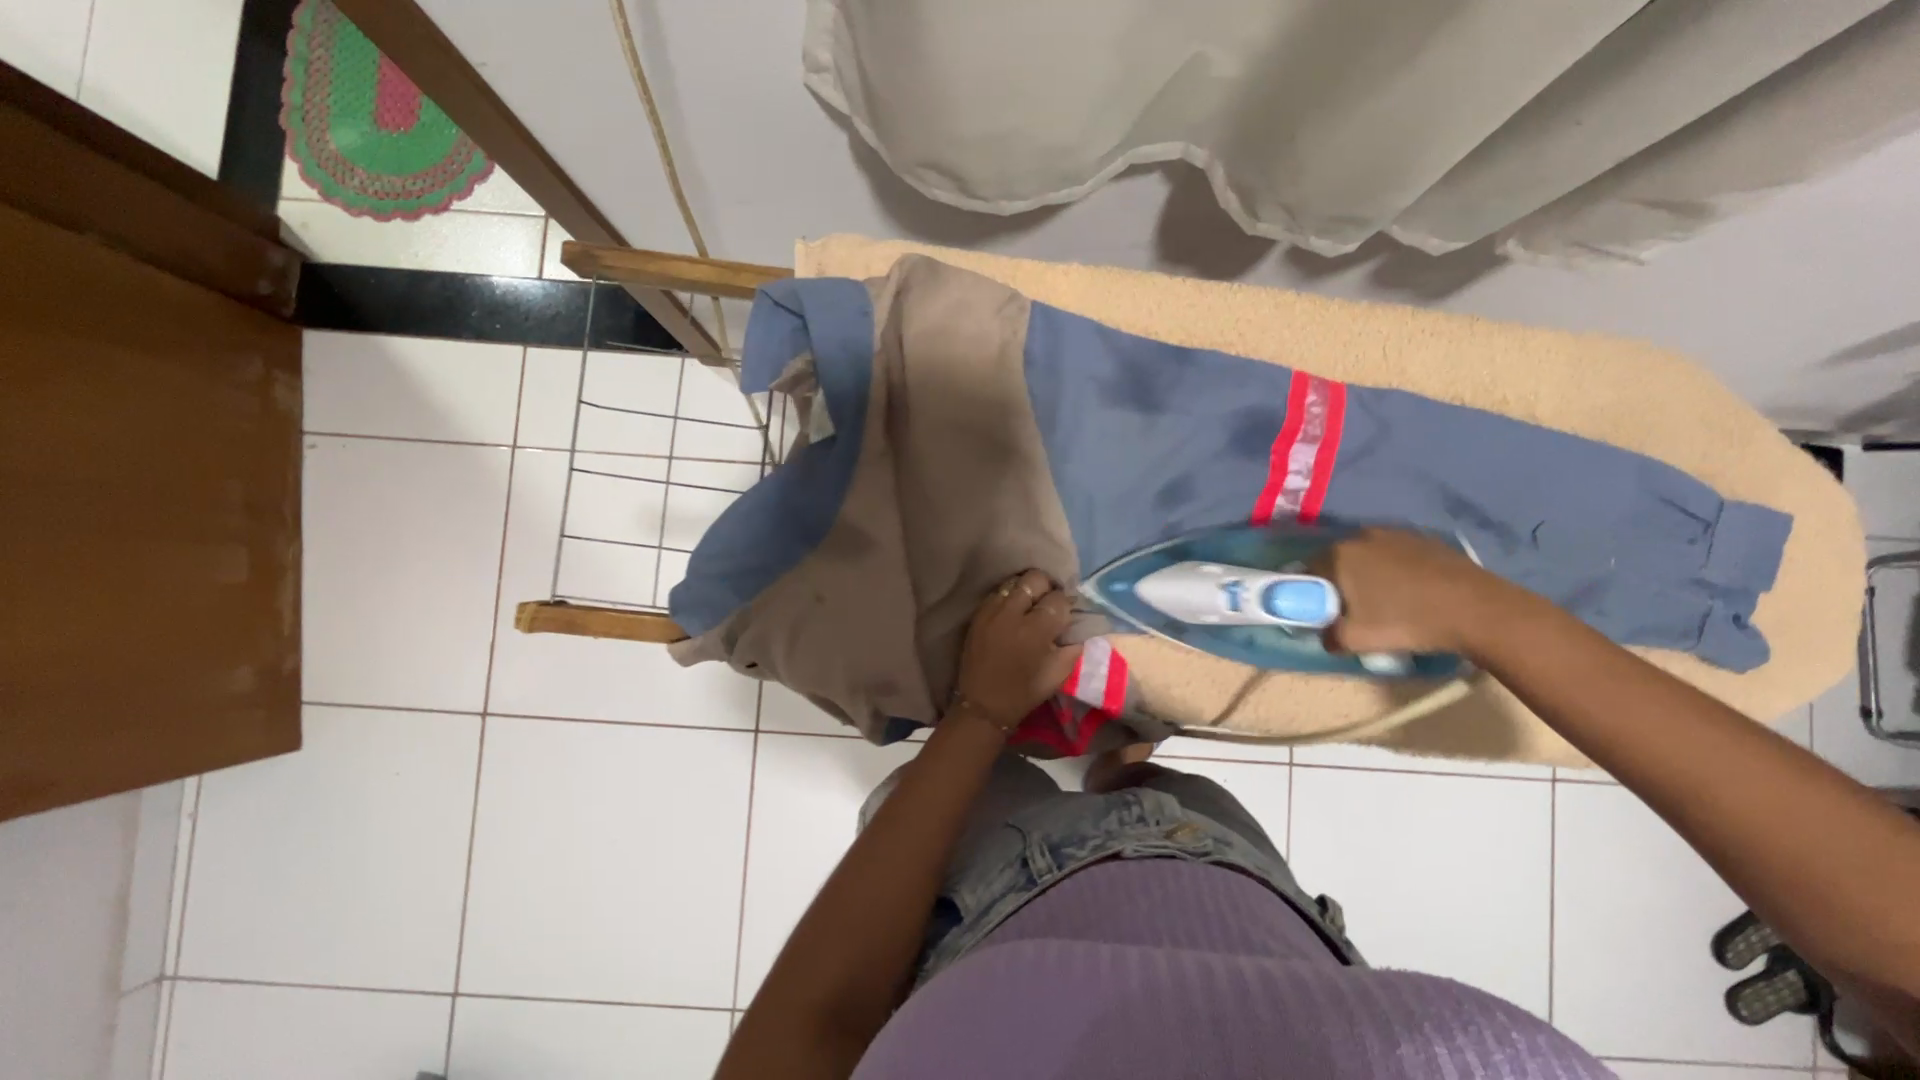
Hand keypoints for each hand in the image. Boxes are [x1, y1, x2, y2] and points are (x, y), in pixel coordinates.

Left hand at [952, 570, 1082, 729]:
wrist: (983, 705)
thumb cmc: (1024, 692)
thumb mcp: (1059, 674)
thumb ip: (1072, 646)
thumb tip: (1077, 627)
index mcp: (1036, 629)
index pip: (1058, 599)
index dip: (1065, 604)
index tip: (1065, 613)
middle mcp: (1013, 614)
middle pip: (1035, 579)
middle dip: (1047, 587)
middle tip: (1049, 602)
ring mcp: (992, 612)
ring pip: (1014, 582)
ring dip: (1026, 589)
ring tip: (1031, 604)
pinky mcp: (977, 615)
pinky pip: (996, 594)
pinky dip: (1008, 597)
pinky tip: (1012, 611)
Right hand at [1310, 528, 1511, 656]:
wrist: (1476, 609)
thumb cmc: (1407, 622)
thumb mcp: (1357, 640)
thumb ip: (1329, 637)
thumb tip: (1326, 634)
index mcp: (1339, 556)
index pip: (1307, 569)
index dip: (1308, 590)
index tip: (1318, 609)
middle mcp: (1362, 536)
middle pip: (1337, 558)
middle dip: (1337, 580)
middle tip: (1349, 607)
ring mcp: (1396, 534)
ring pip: (1367, 554)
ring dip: (1367, 573)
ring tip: (1382, 599)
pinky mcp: (1424, 539)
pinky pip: (1395, 554)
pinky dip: (1394, 568)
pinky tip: (1409, 590)